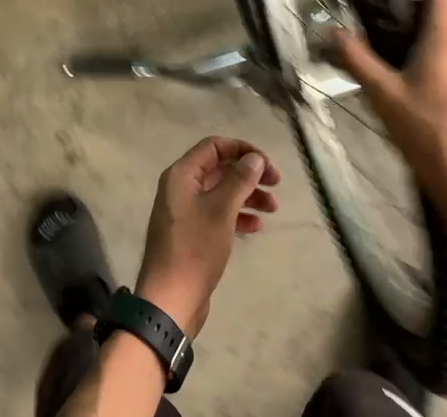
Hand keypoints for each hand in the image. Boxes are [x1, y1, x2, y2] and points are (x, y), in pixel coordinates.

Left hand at [134, 136, 281, 337]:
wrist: (170, 299)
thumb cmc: (195, 249)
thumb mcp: (221, 210)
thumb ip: (239, 180)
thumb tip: (254, 158)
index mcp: (182, 175)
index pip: (214, 146)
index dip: (242, 149)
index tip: (267, 164)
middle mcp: (181, 187)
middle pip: (219, 168)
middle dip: (249, 174)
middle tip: (276, 185)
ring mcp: (185, 211)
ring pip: (221, 192)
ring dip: (247, 195)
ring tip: (273, 209)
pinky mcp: (192, 233)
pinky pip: (218, 213)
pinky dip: (237, 215)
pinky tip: (256, 226)